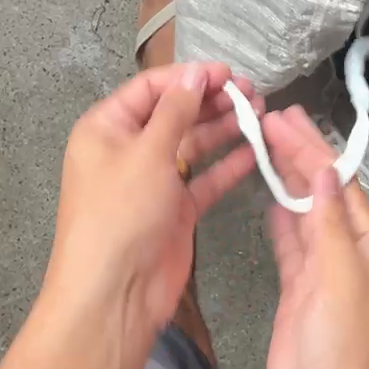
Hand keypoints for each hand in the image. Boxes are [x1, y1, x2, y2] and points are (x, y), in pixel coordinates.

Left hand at [0, 62, 260, 368]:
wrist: (114, 297)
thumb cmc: (121, 213)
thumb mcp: (148, 152)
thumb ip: (177, 109)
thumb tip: (196, 72)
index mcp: (108, 128)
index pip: (152, 88)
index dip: (189, 77)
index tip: (227, 72)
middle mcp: (129, 149)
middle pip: (176, 113)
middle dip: (212, 100)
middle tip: (251, 91)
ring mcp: (154, 180)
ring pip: (194, 143)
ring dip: (224, 128)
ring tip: (260, 112)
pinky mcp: (175, 208)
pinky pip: (204, 177)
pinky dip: (227, 165)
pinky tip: (255, 151)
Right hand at [263, 106, 368, 368]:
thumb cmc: (346, 351)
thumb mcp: (340, 281)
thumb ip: (330, 225)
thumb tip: (326, 172)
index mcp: (366, 241)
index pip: (337, 180)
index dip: (310, 146)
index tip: (284, 118)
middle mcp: (347, 248)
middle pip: (321, 188)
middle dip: (299, 152)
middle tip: (274, 117)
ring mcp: (322, 270)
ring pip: (303, 210)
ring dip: (287, 177)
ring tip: (268, 144)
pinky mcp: (299, 290)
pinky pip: (290, 242)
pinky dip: (280, 217)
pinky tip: (270, 197)